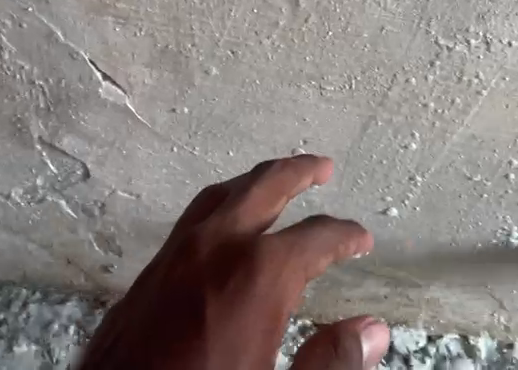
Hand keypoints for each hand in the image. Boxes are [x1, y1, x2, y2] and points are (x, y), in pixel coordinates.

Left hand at [77, 155, 388, 369]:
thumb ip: (329, 362)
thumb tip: (372, 330)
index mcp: (256, 274)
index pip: (316, 238)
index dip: (345, 236)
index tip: (362, 239)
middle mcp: (215, 248)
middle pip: (265, 187)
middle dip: (299, 171)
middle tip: (323, 167)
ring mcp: (174, 256)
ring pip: (222, 194)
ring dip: (256, 182)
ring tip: (277, 180)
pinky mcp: (145, 278)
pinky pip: (191, 219)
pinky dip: (222, 205)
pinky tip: (224, 224)